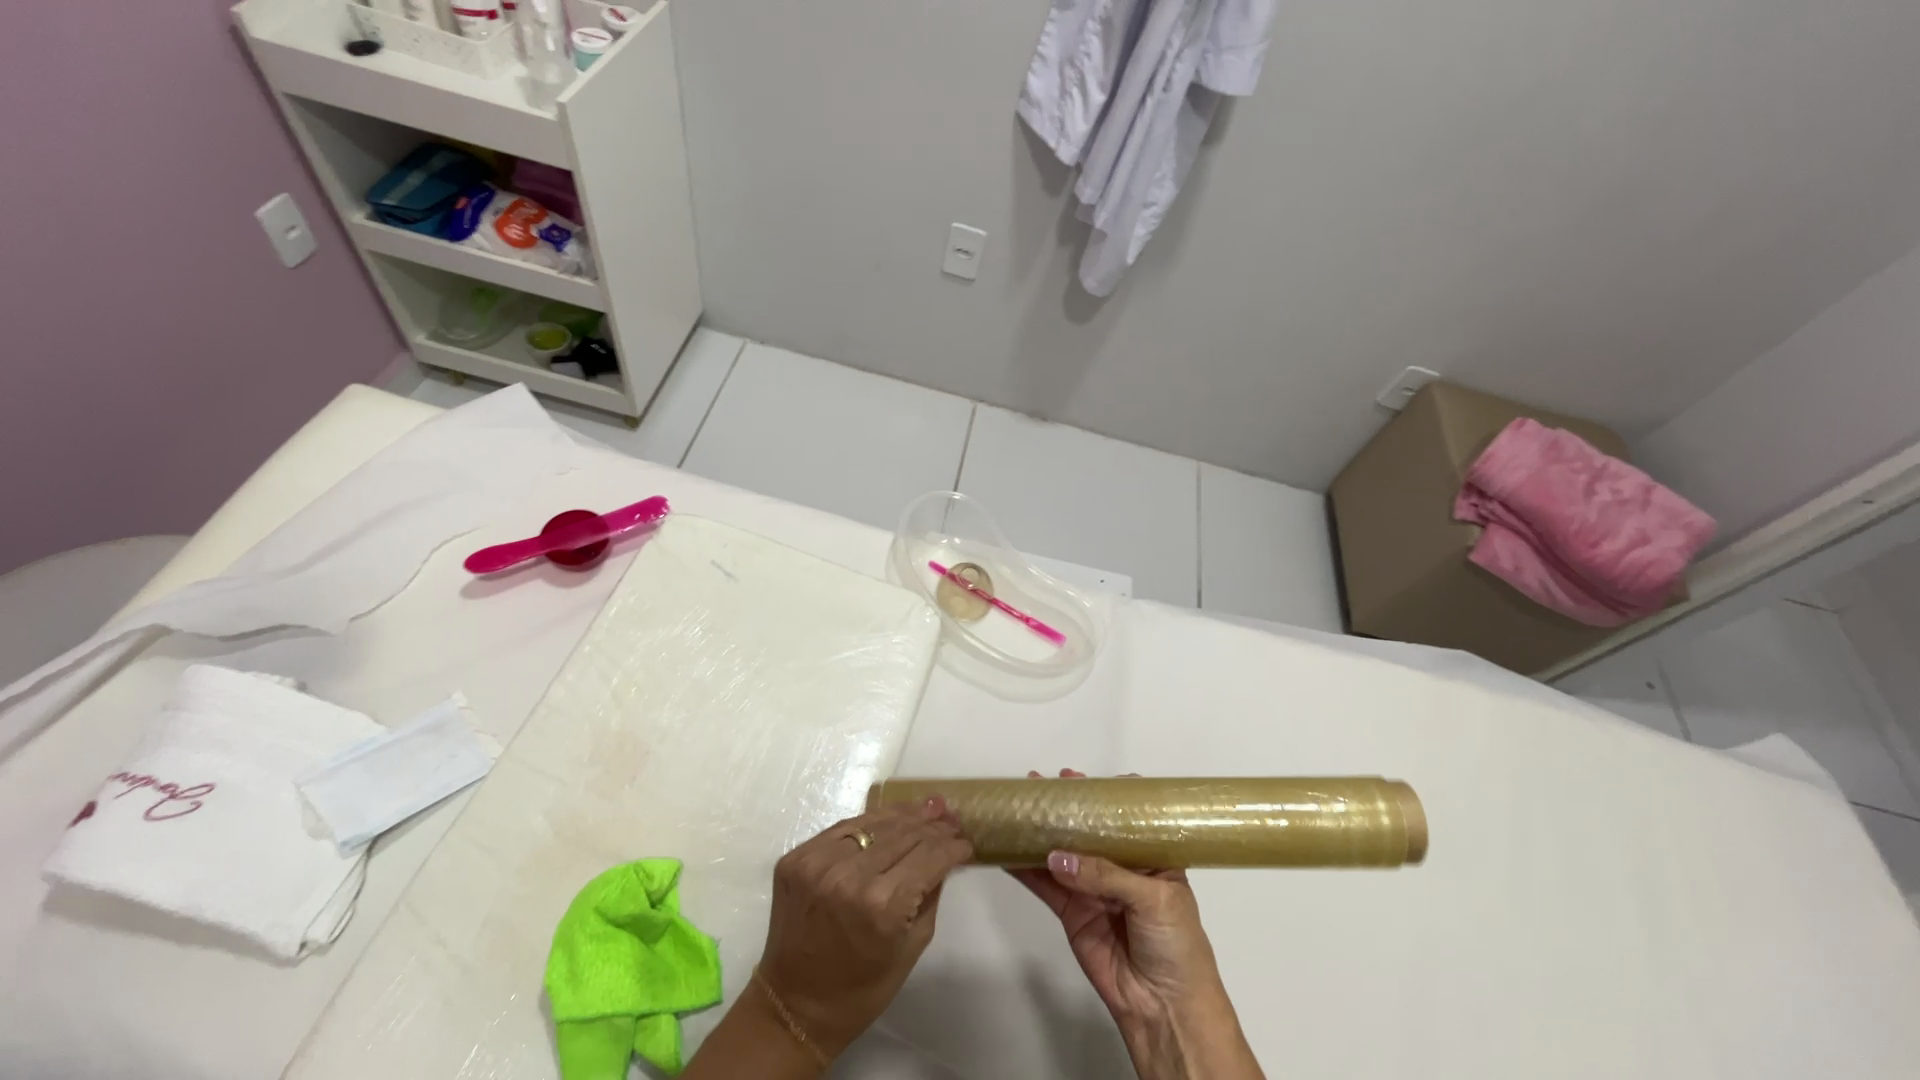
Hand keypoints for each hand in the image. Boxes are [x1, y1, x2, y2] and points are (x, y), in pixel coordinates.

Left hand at [757, 797, 973, 1057]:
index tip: (966, 842)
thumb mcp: (912, 946)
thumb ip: (930, 894)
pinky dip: (868, 823)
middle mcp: (849, 876)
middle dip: (933, 826)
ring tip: (927, 808)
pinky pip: (842, 829)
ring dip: (904, 816)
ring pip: (873, 824)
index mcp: (883, 905)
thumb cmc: (863, 988)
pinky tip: (888, 819)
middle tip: (951, 819)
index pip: (930, 856)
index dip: (952, 846)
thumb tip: (945, 857)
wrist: (795, 1004)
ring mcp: (818, 864)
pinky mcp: (797, 858)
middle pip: (905, 834)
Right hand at [1010, 770, 1262, 1079]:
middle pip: (1088, 832)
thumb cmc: (1177, 945)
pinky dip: (1025, 868)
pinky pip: (1045, 884)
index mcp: (1151, 857)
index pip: (1125, 818)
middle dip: (1065, 809)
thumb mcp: (1153, 900)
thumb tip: (1058, 856)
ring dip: (1040, 832)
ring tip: (1016, 809)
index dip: (1102, 797)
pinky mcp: (1071, 912)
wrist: (1164, 1006)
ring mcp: (1093, 888)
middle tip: (1039, 784)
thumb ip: (1106, 875)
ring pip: (1062, 853)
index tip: (1078, 777)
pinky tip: (1007, 850)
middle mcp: (1120, 867)